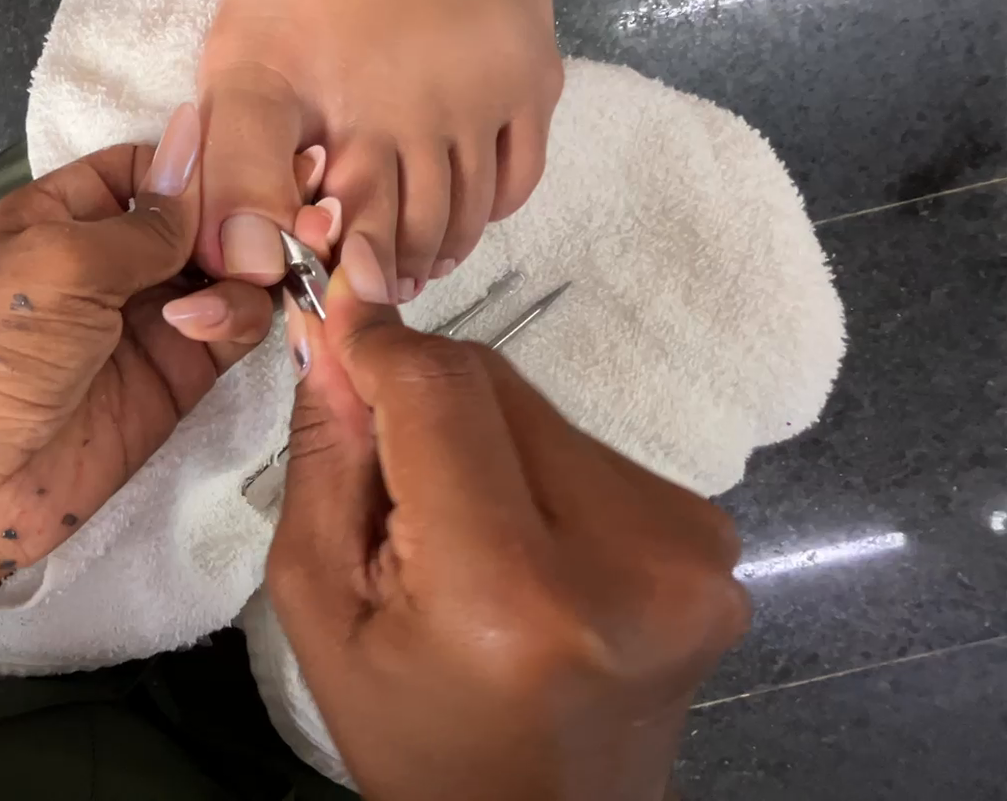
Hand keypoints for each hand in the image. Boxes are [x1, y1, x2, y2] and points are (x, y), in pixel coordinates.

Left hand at [0, 104, 273, 579]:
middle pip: (193, 217)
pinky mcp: (176, 375)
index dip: (191, 162)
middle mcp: (108, 260)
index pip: (142, 168)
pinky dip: (237, 315)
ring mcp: (145, 318)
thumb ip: (141, 221)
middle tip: (277, 218)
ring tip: (239, 278)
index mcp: (61, 216)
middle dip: (233, 214)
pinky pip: (229, 327)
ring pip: (223, 270)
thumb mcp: (57, 265)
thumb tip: (193, 137)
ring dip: (240, 267)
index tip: (244, 163)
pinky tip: (207, 323)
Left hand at [195, 0, 565, 301]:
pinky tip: (453, 217)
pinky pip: (519, 176)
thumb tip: (242, 266)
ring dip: (426, 253)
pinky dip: (485, 211)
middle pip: (412, 240)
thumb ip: (237, 167)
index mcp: (352, 128)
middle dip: (376, 279)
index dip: (326, 286)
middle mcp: (435, 127)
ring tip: (395, 271)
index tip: (310, 305)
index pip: (346, 249)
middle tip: (351, 301)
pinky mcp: (534, 75)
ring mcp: (494, 102)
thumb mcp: (239, 60)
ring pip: (466, 218)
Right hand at [267, 254, 749, 800]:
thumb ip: (323, 456)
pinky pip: (569, 438)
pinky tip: (495, 519)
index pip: (437, 394)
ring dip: (457, 420)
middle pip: (485, 382)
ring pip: (525, 401)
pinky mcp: (707, 537)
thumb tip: (323, 336)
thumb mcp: (317, 595)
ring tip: (434, 504)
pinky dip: (509, 450)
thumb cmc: (403, 722)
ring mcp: (691, 546)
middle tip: (363, 440)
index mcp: (509, 591)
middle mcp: (631, 555)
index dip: (376, 338)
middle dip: (406, 383)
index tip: (330, 303)